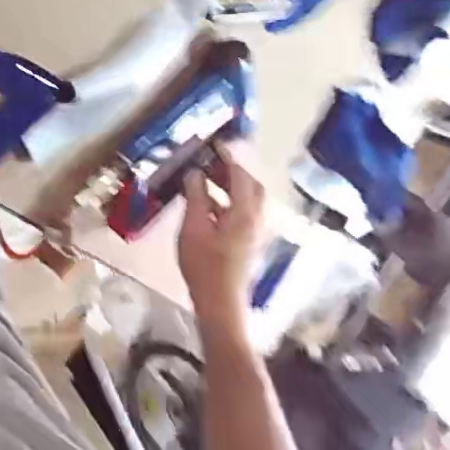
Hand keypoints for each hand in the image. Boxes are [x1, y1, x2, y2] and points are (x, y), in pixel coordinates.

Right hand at [177, 142, 266, 337]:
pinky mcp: (247, 244)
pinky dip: (226, 201)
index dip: (226, 158)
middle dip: (232, 171)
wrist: (220, 304)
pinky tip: (205, 205)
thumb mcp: (193, 226)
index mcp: (245, 212)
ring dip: (229, 186)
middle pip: (250, 187)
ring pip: (247, 201)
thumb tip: (195, 173)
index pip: (240, 175)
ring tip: (205, 180)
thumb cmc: (205, 265)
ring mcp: (254, 233)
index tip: (212, 145)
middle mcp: (256, 219)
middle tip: (209, 162)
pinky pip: (241, 213)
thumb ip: (196, 196)